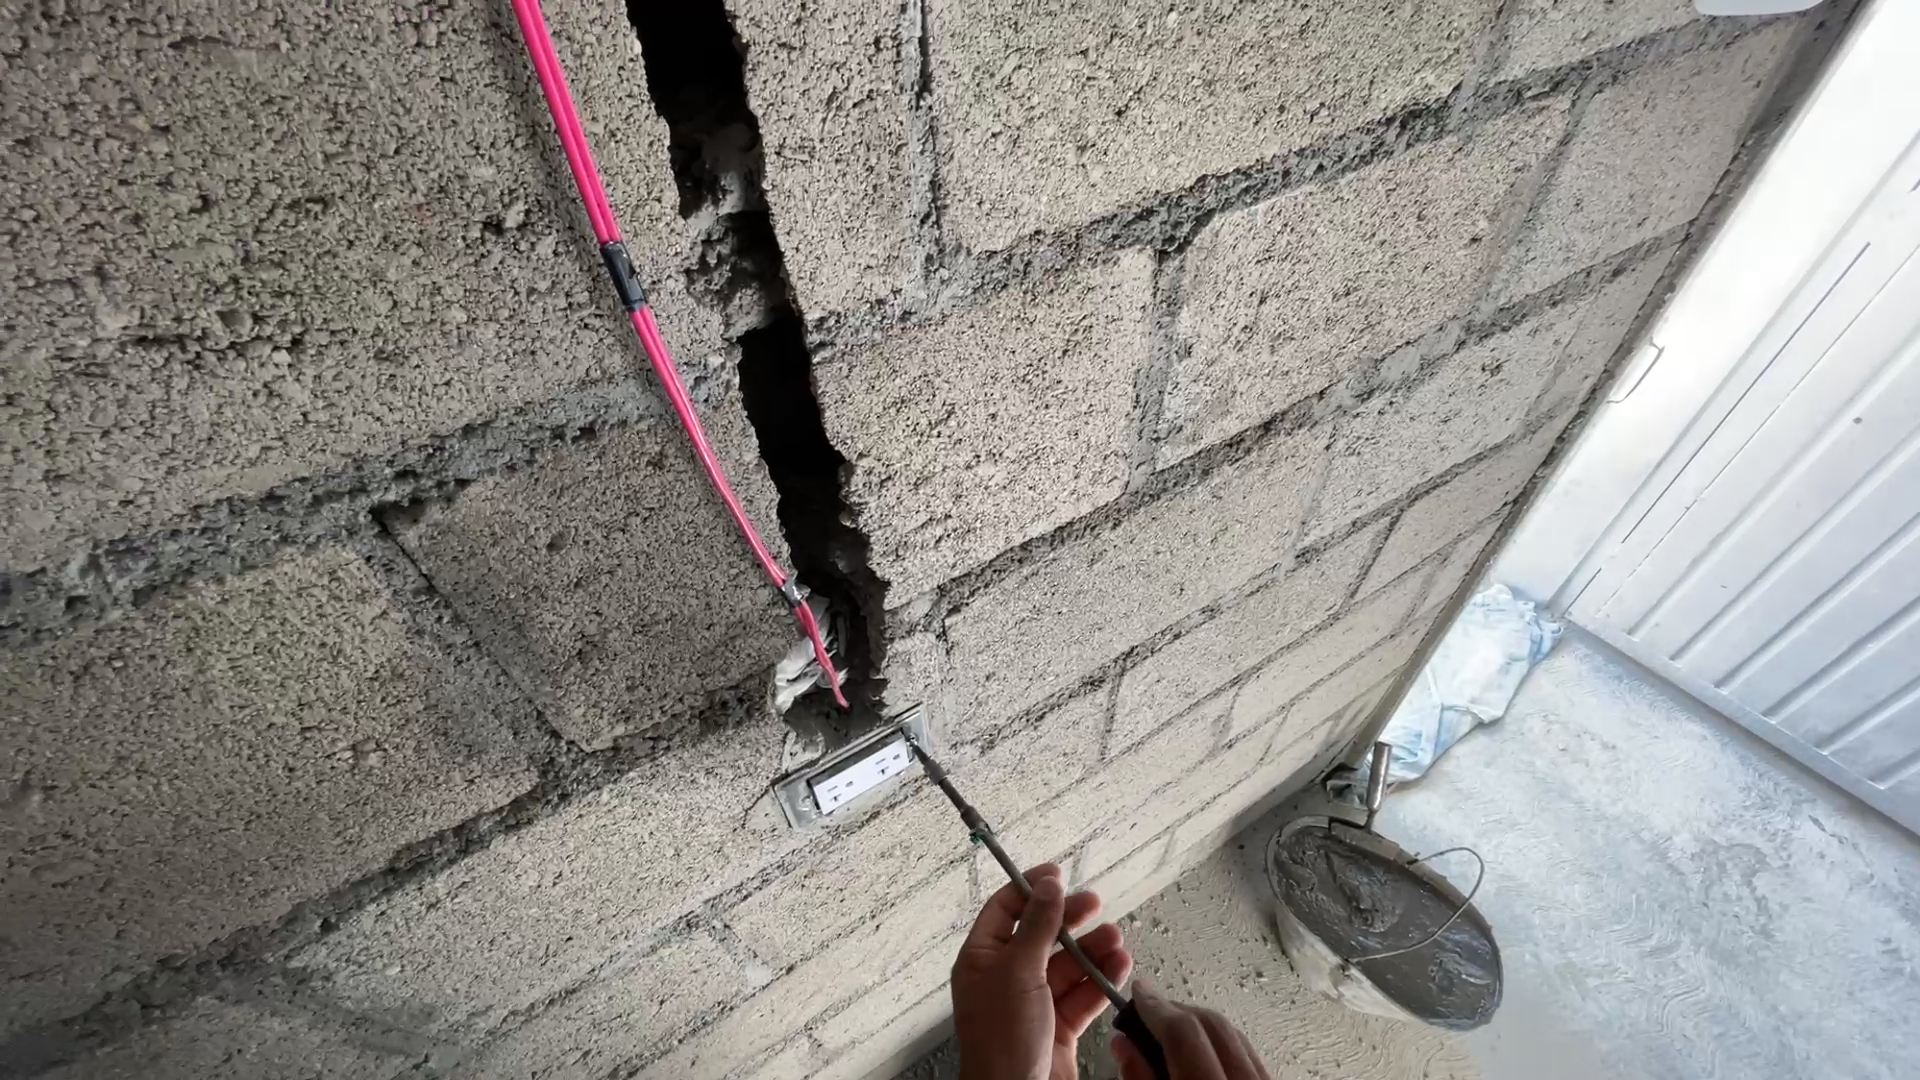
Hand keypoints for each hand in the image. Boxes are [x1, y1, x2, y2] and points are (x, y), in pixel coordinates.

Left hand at [951, 863, 1131, 1079]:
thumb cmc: (1002, 1040)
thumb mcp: (1019, 971)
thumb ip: (1037, 926)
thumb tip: (1047, 884)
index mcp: (982, 958)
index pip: (1004, 909)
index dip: (1029, 889)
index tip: (1056, 874)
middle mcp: (1006, 977)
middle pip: (1040, 934)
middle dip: (1068, 918)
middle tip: (1094, 903)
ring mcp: (1033, 1003)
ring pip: (1066, 966)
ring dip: (1091, 951)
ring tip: (1115, 938)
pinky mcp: (1058, 1029)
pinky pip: (1081, 996)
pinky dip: (1100, 982)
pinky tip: (1118, 968)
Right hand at [1111, 980, 1272, 1079]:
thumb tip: (1124, 1044)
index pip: (1182, 1032)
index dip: (1154, 1006)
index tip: (1136, 993)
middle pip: (1213, 1023)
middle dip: (1176, 1010)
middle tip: (1149, 1011)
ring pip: (1235, 1033)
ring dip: (1200, 1023)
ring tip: (1172, 1033)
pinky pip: (1251, 1054)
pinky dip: (1224, 1043)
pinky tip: (1205, 1054)